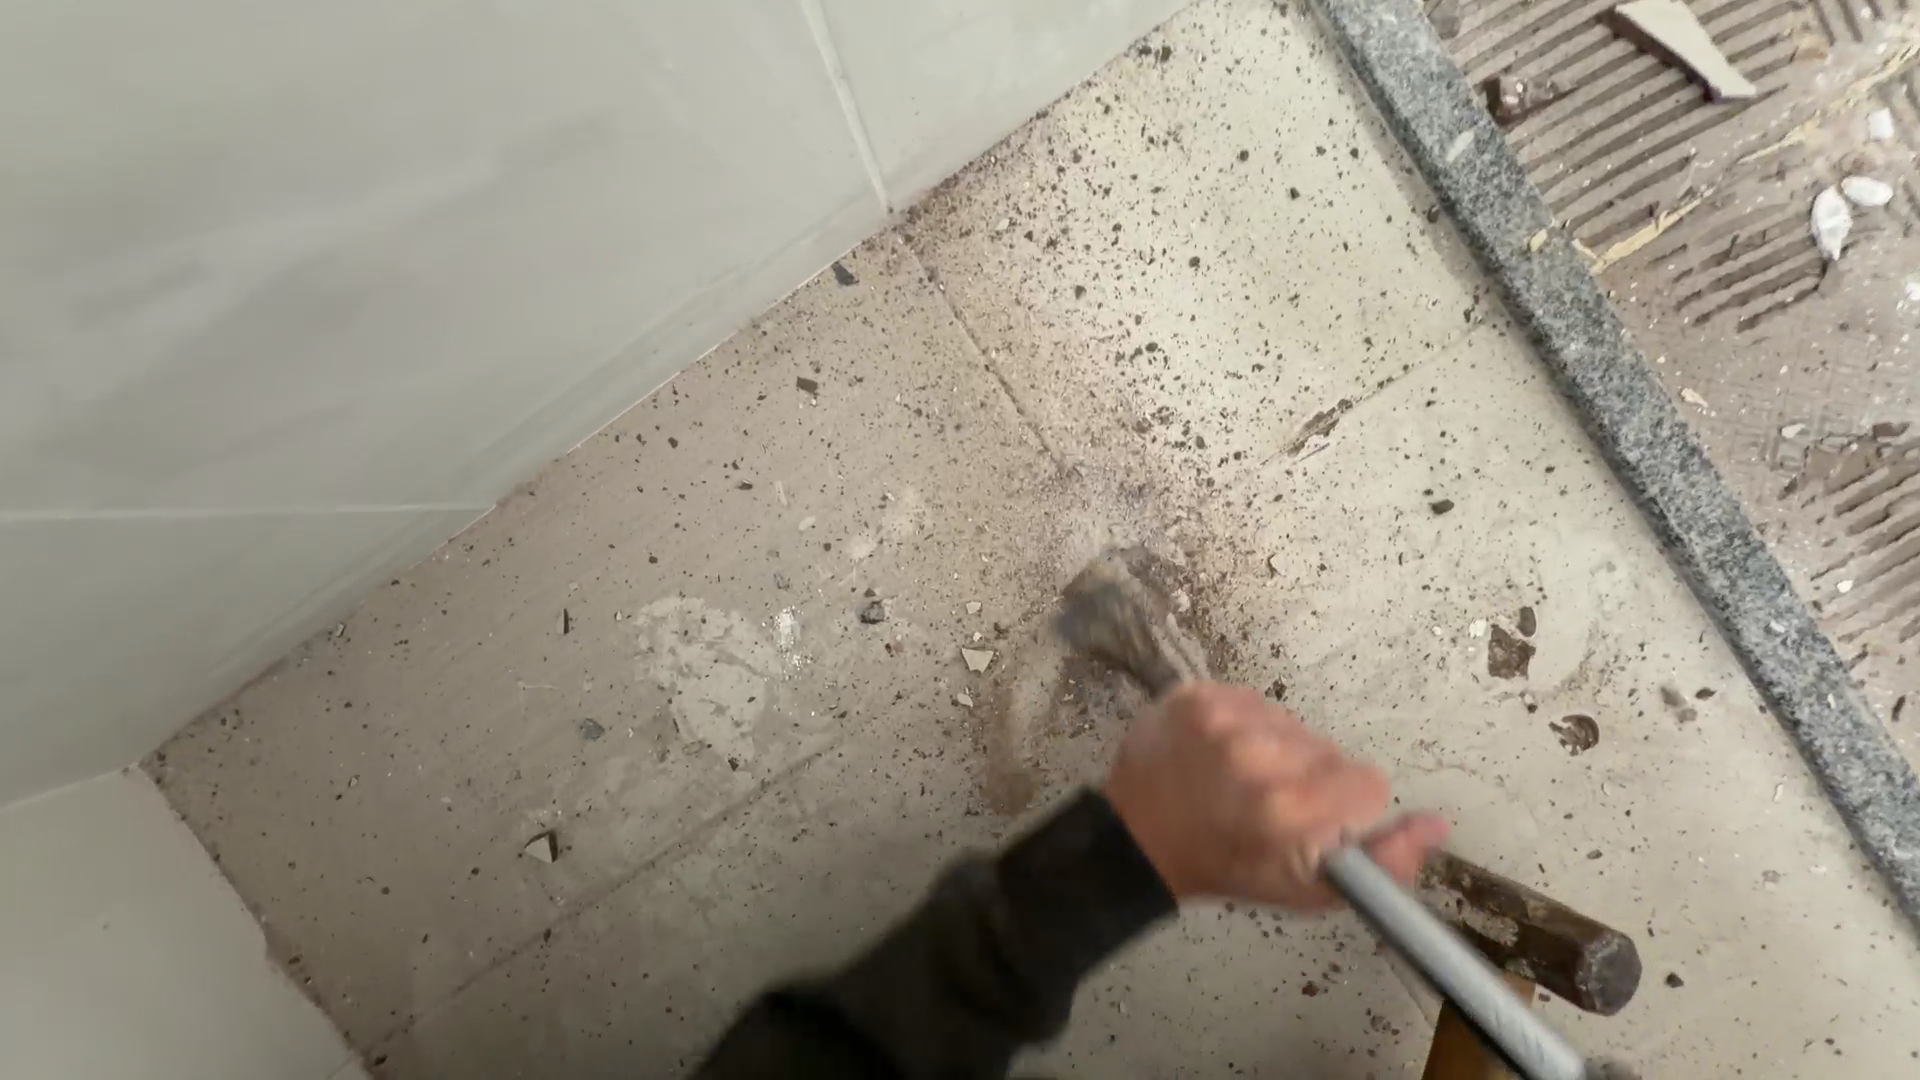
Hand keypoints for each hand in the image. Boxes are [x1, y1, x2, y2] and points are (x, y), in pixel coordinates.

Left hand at [1103, 681, 1447, 909]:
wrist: (1140, 834)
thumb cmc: (1224, 864)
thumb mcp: (1306, 889)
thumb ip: (1384, 864)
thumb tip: (1436, 823)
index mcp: (1286, 809)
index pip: (1366, 780)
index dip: (1347, 801)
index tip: (1316, 813)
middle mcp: (1253, 755)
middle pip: (1326, 747)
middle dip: (1310, 773)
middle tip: (1269, 797)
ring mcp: (1217, 718)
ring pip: (1289, 721)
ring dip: (1276, 745)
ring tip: (1241, 774)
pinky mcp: (1193, 693)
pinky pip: (1249, 699)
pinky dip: (1243, 722)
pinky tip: (1220, 749)